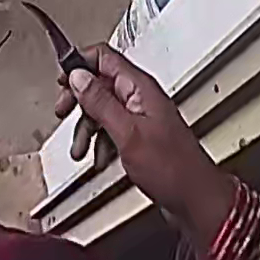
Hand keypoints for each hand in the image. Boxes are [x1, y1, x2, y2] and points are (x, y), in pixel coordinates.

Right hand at [54, 45, 236, 246]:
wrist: (198, 203)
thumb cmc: (173, 169)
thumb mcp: (127, 133)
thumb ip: (100, 102)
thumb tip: (78, 76)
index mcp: (139, 87)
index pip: (103, 57)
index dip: (79, 63)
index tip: (62, 78)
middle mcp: (140, 96)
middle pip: (100, 82)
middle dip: (79, 97)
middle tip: (62, 110)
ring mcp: (141, 116)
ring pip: (103, 107)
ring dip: (87, 125)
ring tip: (79, 147)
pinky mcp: (141, 135)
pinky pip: (112, 128)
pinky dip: (100, 140)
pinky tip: (97, 157)